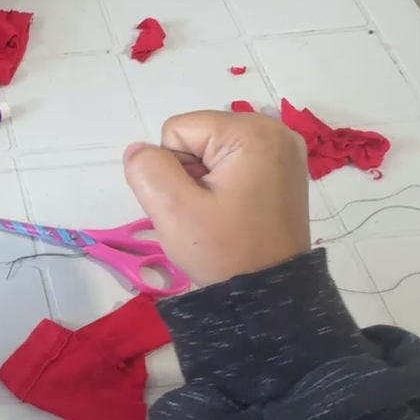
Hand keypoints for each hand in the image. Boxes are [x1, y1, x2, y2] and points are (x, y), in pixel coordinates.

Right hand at [122, 109, 310, 286]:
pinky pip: (231, 162)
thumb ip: (147, 171)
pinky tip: (231, 209)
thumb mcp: (173, 211)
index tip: (192, 201)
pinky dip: (222, 183)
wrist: (267, 289)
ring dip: (202, 180)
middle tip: (203, 210)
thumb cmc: (223, 249)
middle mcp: (273, 129)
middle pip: (196, 137)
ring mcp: (282, 148)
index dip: (170, 168)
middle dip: (187, 172)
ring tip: (217, 212)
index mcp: (250, 132)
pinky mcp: (282, 168)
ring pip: (210, 151)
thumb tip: (137, 150)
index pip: (176, 130)